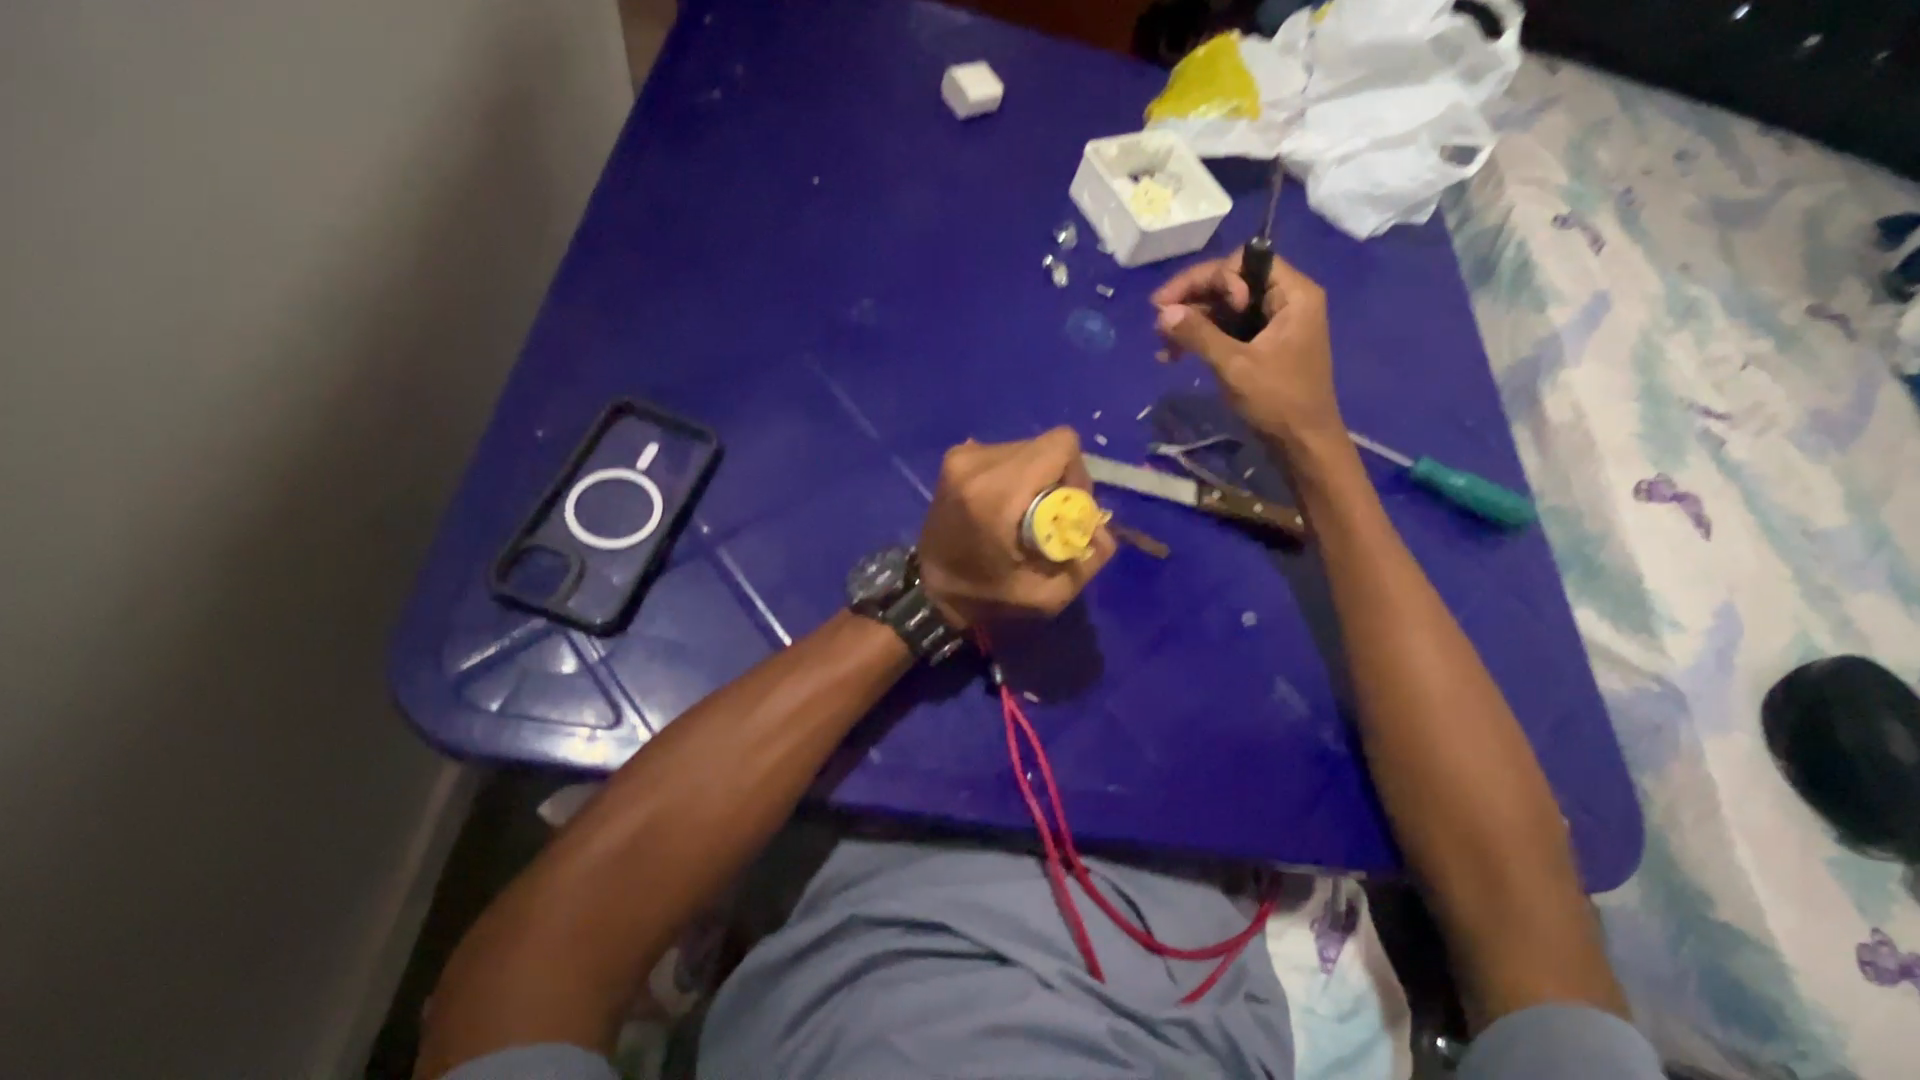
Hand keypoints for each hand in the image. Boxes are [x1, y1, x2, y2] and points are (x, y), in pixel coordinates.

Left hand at [917, 427, 1115, 628]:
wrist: (928, 590)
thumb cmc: (986, 596)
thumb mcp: (1046, 595)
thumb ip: (1087, 561)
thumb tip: (1104, 529)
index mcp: (997, 493)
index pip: (1061, 446)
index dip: (1077, 474)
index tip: (1068, 508)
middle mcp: (977, 464)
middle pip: (1045, 445)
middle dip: (1058, 478)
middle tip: (1050, 515)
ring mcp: (962, 456)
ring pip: (1026, 447)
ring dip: (1036, 476)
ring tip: (1023, 513)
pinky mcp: (955, 457)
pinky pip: (1005, 452)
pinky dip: (1015, 475)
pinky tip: (1003, 505)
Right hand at [1151, 250, 1342, 446]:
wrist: (1304, 445)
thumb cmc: (1278, 401)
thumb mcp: (1234, 365)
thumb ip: (1198, 334)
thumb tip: (1162, 312)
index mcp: (1293, 294)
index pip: (1244, 262)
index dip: (1204, 278)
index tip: (1172, 303)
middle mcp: (1287, 301)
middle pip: (1232, 282)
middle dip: (1193, 300)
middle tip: (1158, 320)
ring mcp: (1276, 324)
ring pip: (1226, 308)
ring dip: (1193, 322)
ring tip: (1162, 344)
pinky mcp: (1265, 346)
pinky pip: (1229, 330)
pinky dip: (1204, 338)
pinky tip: (1174, 355)